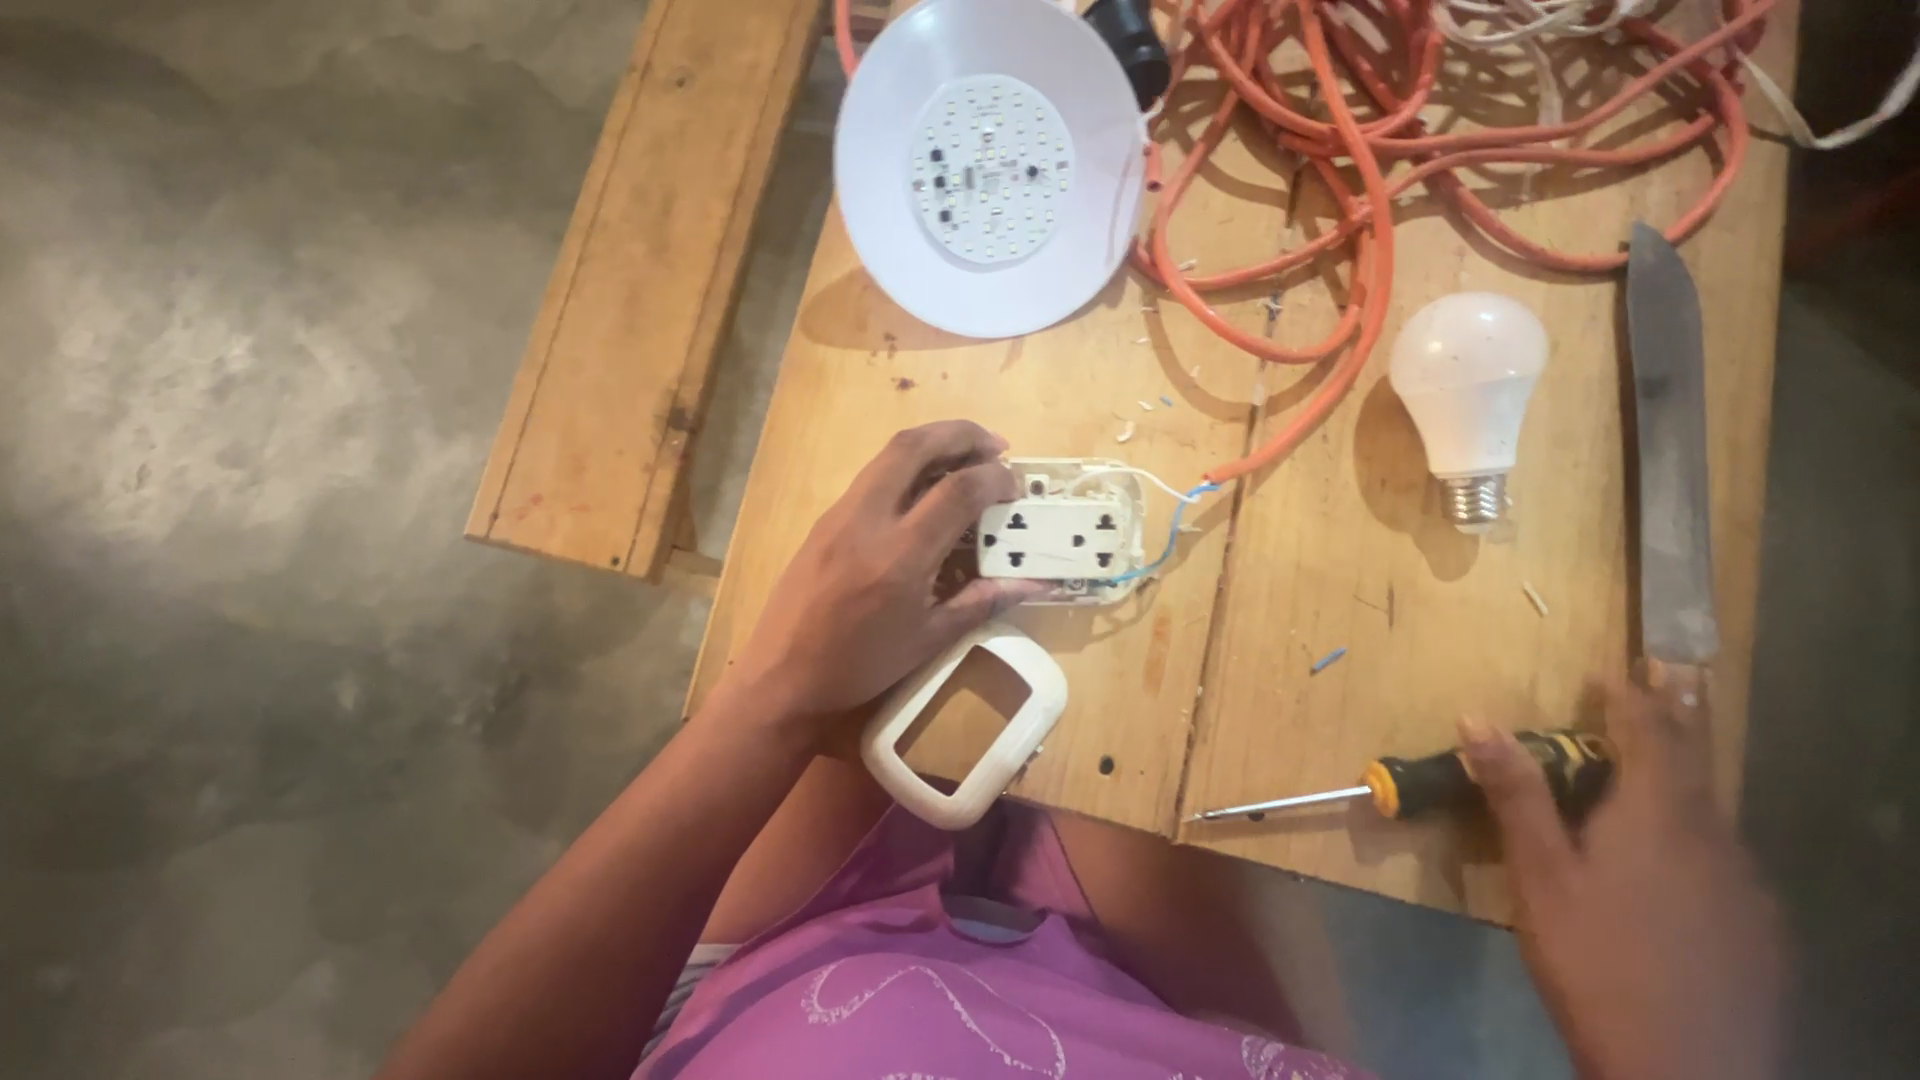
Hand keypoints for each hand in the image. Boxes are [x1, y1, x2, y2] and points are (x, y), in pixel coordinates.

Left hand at [722, 421, 1045, 732]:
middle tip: (996, 444)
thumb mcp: (929, 639)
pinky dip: (906, 465)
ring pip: (888, 454)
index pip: (957, 490)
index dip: (995, 477)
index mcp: (901, 555)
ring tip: (965, 457)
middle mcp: (868, 519)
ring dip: (932, 443)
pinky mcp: (825, 519)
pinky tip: (925, 488)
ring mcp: (841, 514)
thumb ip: (983, 602)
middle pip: (916, 446)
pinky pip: (872, 475)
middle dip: (962, 434)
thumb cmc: (860, 665)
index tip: (1016, 484)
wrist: (782, 676)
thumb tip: (1035, 585)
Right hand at [1461, 675, 1787, 1079]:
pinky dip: (1698, 822)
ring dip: (1687, 767)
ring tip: (1665, 750)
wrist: (1687, 1070)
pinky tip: (1680, 848)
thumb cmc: (1594, 957)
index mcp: (1658, 817)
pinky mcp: (1757, 924)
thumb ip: (1516, 794)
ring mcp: (1745, 882)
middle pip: (1698, 758)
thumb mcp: (1539, 874)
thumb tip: (1478, 717)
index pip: (1649, 734)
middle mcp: (1713, 836)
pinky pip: (1724, 850)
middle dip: (1682, 710)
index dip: (1633, 696)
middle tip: (1678, 668)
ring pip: (1713, 806)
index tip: (1618, 666)